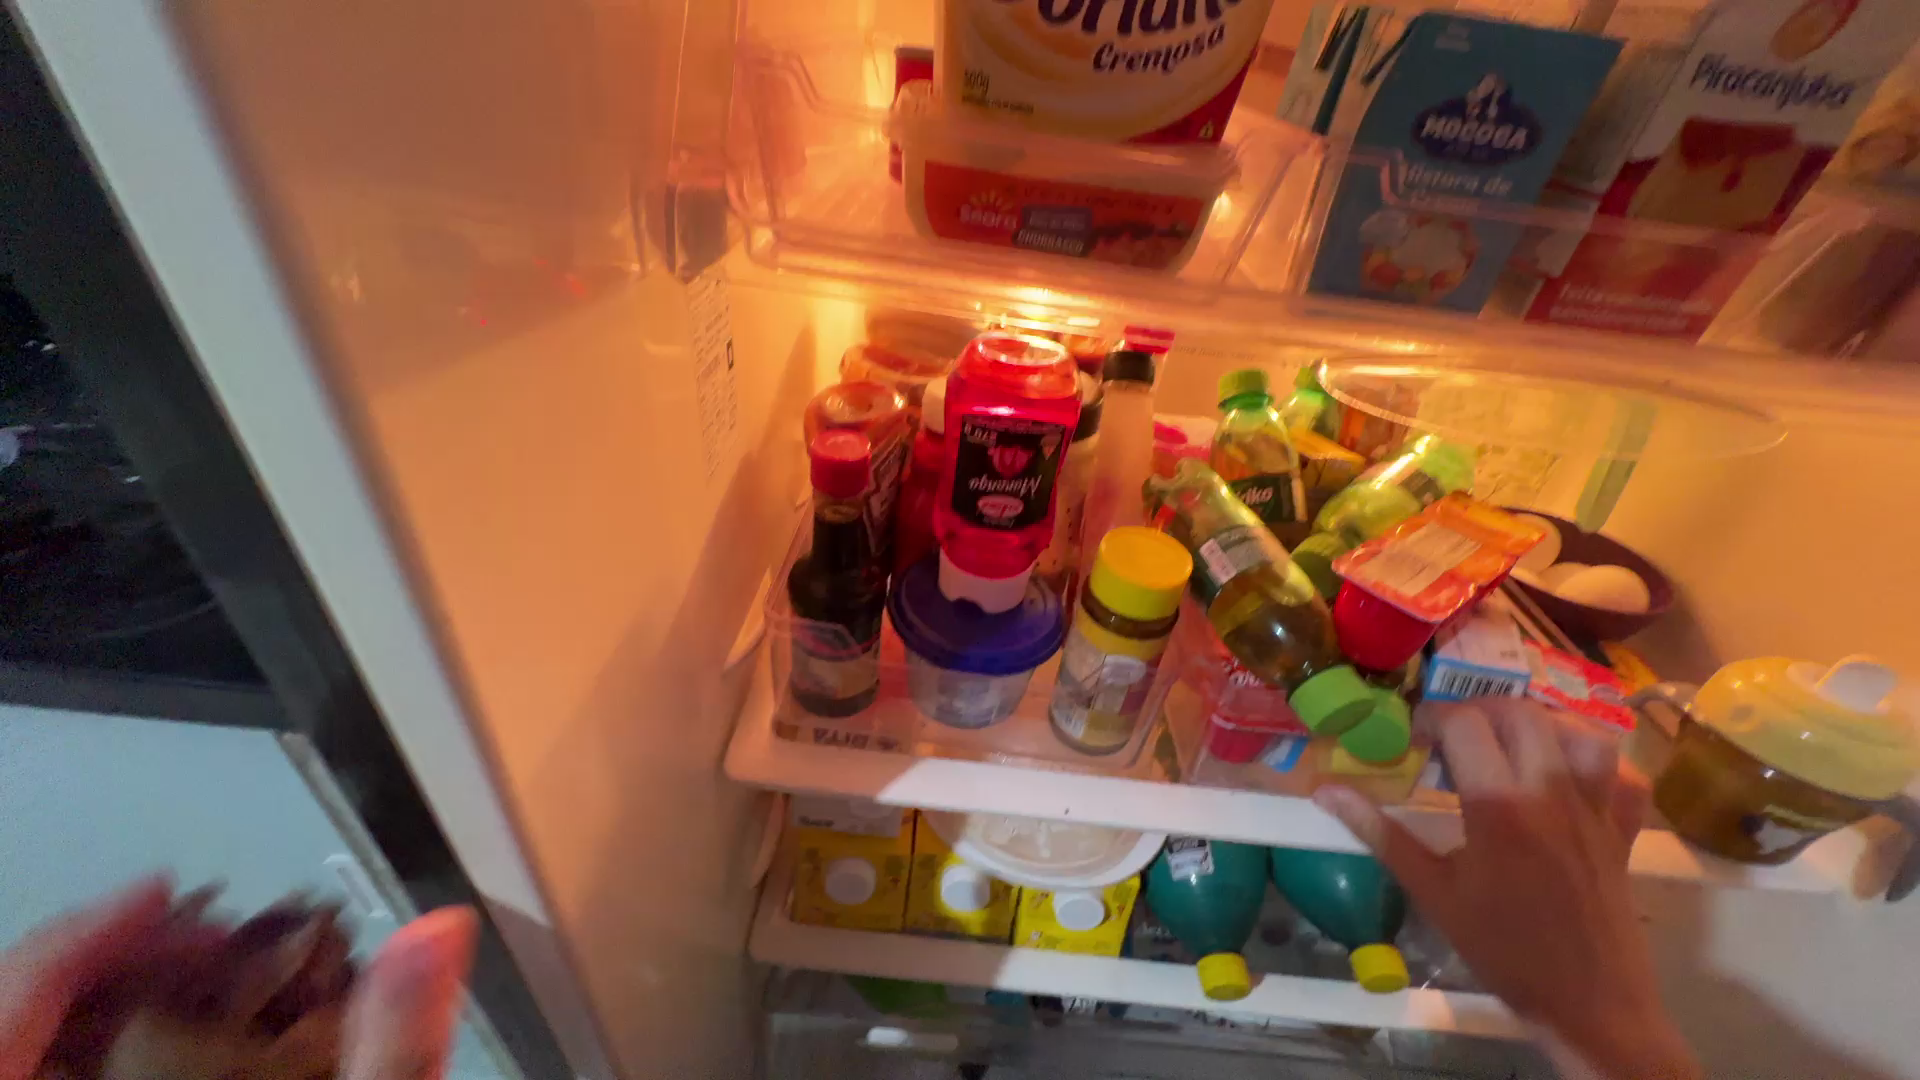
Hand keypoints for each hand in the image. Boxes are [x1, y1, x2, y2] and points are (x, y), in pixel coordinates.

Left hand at [0, 878, 476, 1079]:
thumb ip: (400, 1045)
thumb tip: (435, 932)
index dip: (66, 948)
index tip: (159, 892)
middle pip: (0, 1046)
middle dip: (100, 965)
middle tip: (198, 931)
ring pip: (13, 1072)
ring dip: (90, 1006)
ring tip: (187, 977)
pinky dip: (88, 1054)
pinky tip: (161, 1042)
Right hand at [1314, 698, 1701, 1079]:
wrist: (1591, 1005)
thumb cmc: (1500, 946)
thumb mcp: (1429, 889)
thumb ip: (1378, 832)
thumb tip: (1323, 791)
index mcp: (1499, 807)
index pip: (1464, 723)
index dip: (1430, 717)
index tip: (1412, 737)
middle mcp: (1552, 795)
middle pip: (1519, 714)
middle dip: (1477, 710)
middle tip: (1450, 736)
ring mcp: (1597, 811)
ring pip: (1579, 733)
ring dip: (1538, 724)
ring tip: (1506, 741)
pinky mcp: (1624, 830)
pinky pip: (1624, 775)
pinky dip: (1595, 759)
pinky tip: (1564, 768)